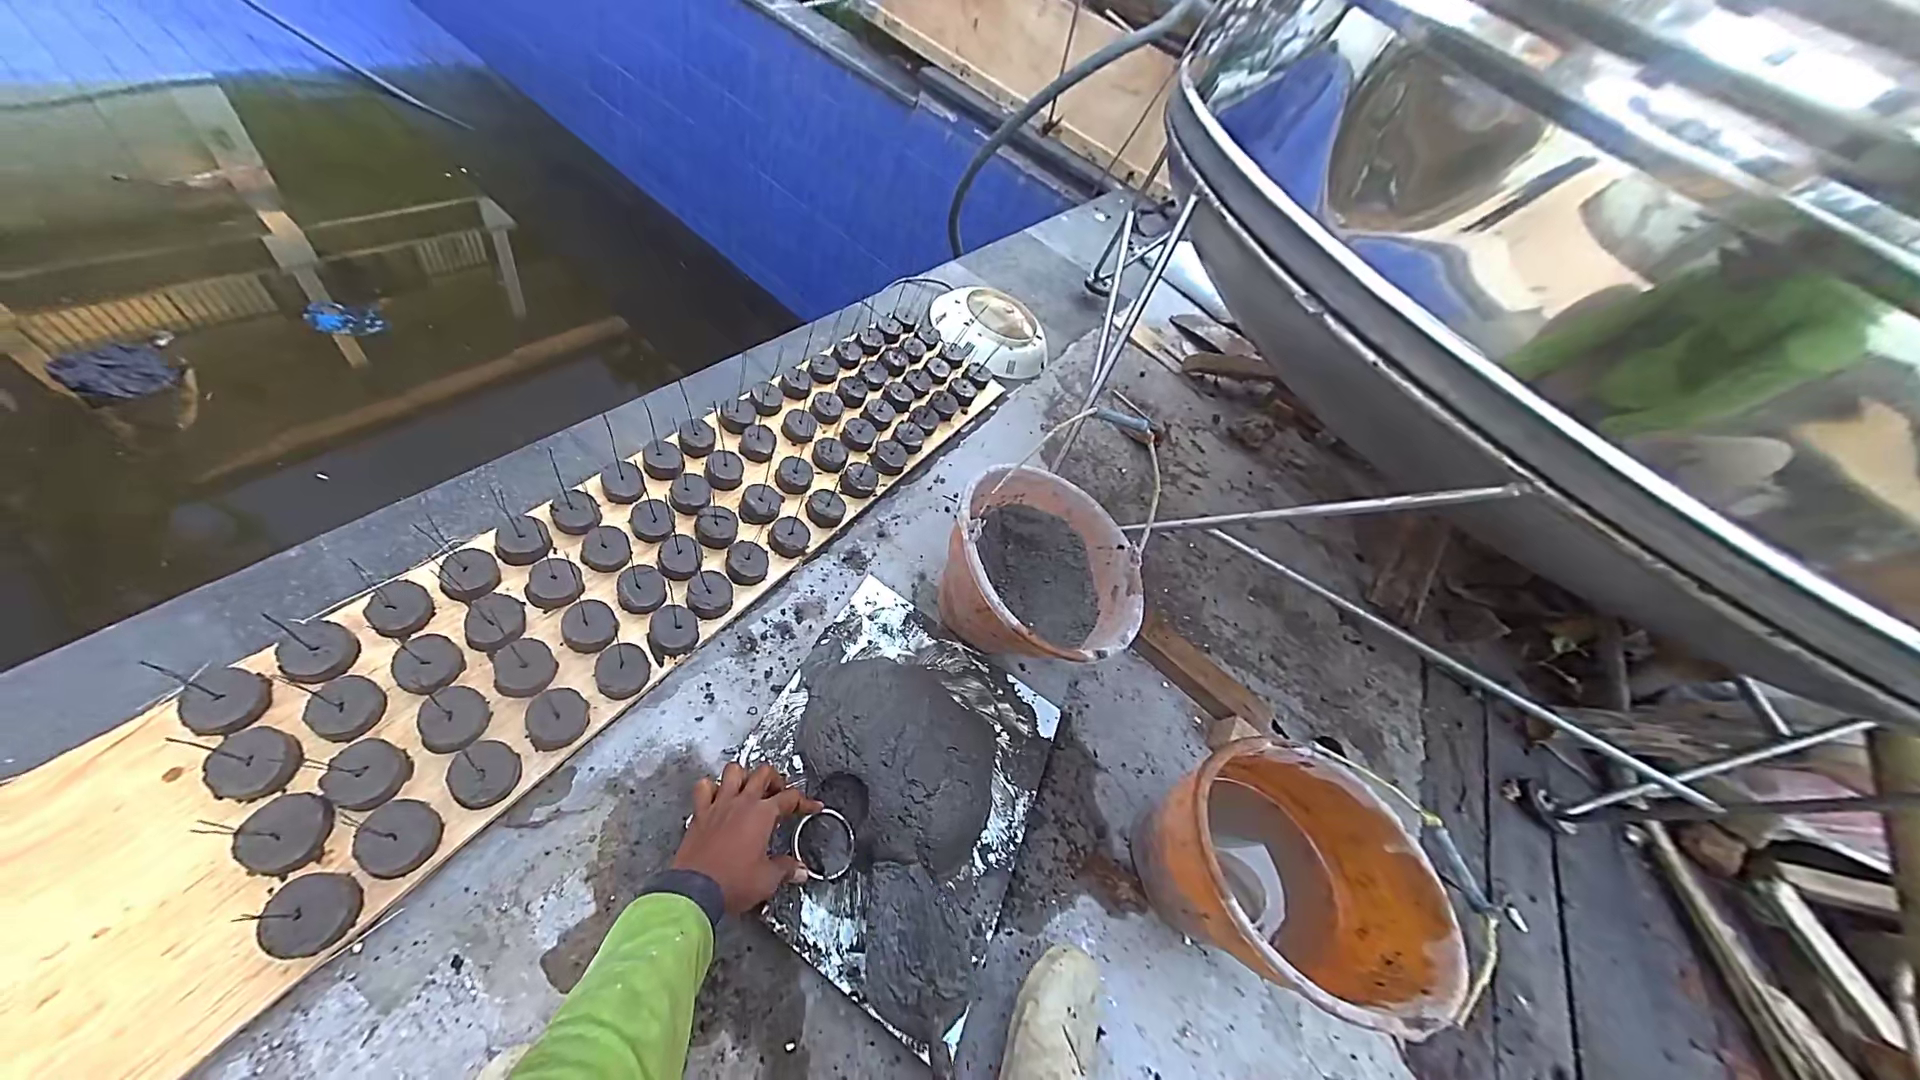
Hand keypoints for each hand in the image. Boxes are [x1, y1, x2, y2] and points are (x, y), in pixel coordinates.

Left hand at [673, 763, 823, 914]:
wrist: (693, 892)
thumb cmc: (731, 883)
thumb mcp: (767, 879)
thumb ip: (786, 869)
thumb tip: (799, 871)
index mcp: (764, 814)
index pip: (791, 797)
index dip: (805, 802)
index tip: (812, 806)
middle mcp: (742, 802)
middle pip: (764, 773)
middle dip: (775, 779)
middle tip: (778, 792)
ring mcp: (719, 805)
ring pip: (733, 771)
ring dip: (743, 775)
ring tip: (749, 786)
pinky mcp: (700, 814)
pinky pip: (703, 788)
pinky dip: (711, 787)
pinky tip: (717, 795)